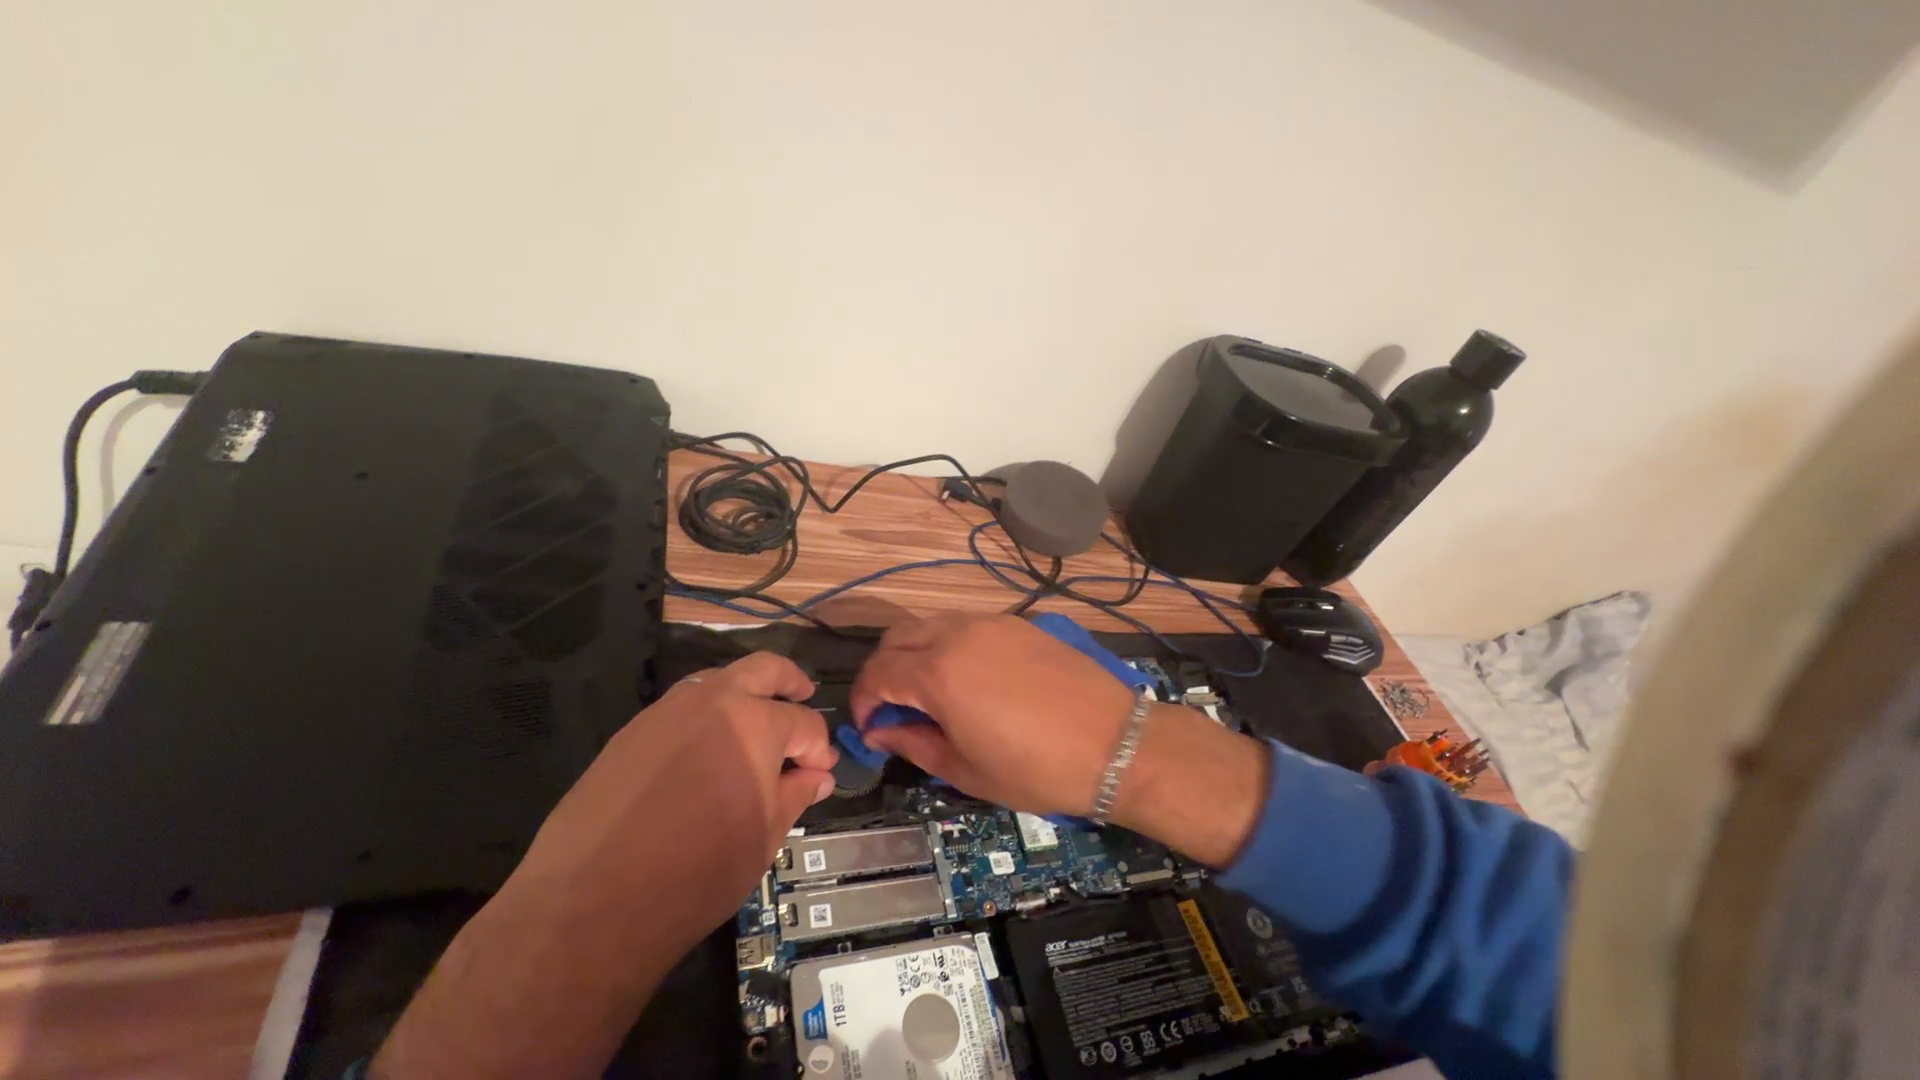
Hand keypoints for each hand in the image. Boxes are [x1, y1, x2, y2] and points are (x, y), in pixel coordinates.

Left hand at [506, 650, 835, 947]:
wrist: (591, 900)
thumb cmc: (697, 873)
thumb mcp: (763, 839)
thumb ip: (795, 795)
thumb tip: (816, 775)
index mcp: (755, 723)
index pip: (804, 723)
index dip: (819, 748)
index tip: (821, 771)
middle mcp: (711, 701)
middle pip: (763, 669)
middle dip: (789, 682)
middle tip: (803, 698)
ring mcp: (665, 712)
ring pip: (716, 681)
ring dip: (742, 694)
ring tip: (754, 728)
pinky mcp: (630, 732)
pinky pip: (679, 709)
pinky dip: (703, 718)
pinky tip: (704, 755)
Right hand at [849, 613, 1139, 816]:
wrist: (1115, 745)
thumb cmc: (1036, 770)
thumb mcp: (966, 770)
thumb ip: (914, 743)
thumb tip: (881, 731)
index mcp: (938, 673)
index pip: (877, 673)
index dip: (863, 702)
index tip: (869, 728)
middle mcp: (958, 635)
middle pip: (896, 638)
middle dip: (881, 672)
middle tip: (890, 709)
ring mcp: (991, 624)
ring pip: (930, 625)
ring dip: (913, 654)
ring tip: (926, 694)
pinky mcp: (1019, 624)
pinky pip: (965, 626)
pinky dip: (948, 645)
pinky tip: (965, 679)